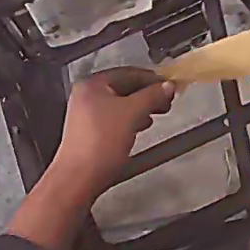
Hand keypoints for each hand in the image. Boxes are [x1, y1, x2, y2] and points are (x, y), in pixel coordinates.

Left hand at [47, 68, 177, 198]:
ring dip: (140, 107)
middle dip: (147, 94)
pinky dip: (130, 120)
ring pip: (120, 105)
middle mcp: (86, 97)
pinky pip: (115, 119)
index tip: (169, 84)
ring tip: (158, 112)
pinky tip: (141, 126)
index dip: (151, 78)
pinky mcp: (90, 133)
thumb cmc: (101, 142)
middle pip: (123, 88)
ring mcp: (86, 116)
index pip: (127, 73)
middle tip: (167, 99)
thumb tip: (166, 86)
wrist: (80, 176)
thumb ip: (151, 96)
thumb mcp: (132, 113)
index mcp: (92, 85)